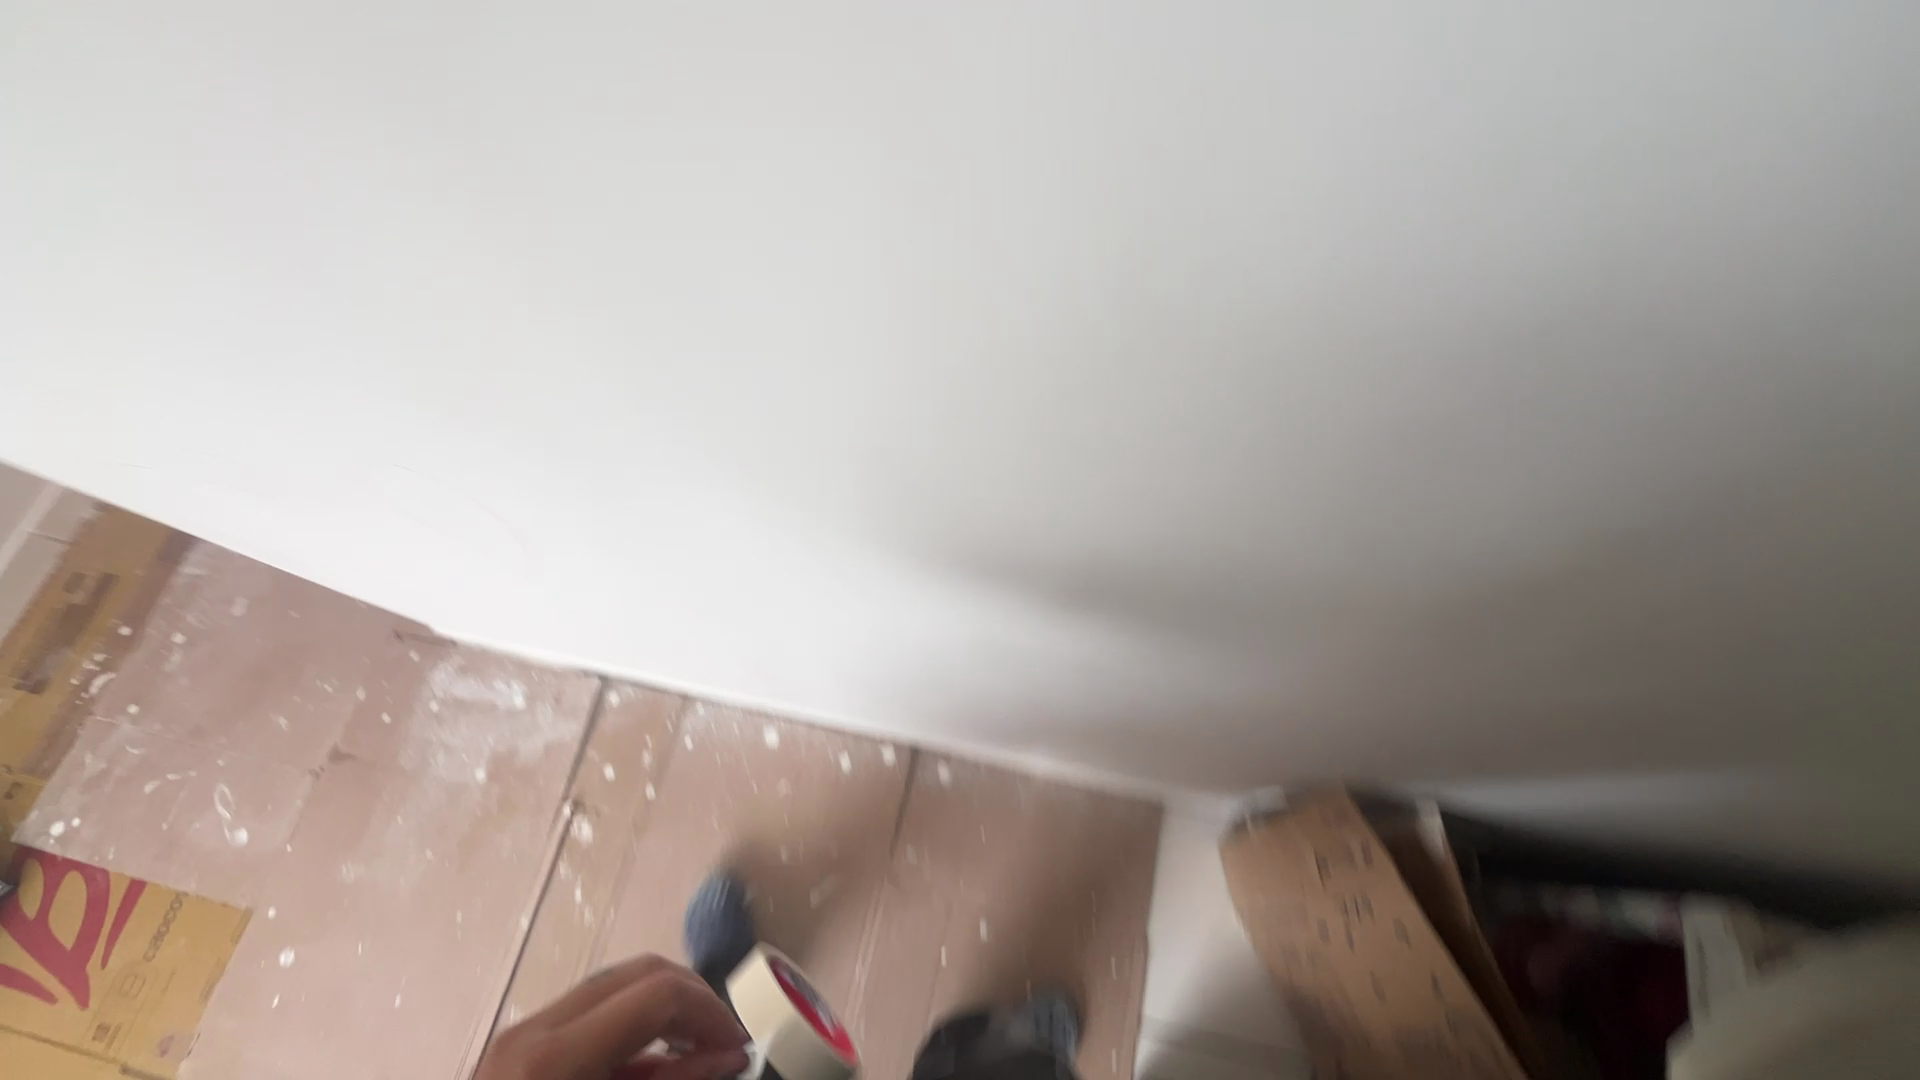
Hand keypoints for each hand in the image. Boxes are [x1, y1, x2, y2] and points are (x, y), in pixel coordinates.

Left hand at [477, 955, 751, 1079]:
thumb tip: (729, 1055)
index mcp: (556, 1058)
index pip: (659, 994)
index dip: (710, 1012)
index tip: (739, 1046)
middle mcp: (537, 1028)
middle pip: (643, 972)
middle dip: (694, 999)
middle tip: (723, 1041)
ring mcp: (522, 1034)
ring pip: (619, 984)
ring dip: (666, 1007)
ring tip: (694, 1050)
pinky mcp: (518, 1048)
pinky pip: (593, 1011)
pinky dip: (634, 1023)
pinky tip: (653, 1062)